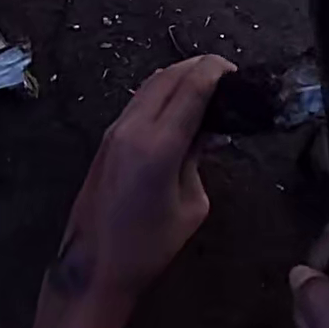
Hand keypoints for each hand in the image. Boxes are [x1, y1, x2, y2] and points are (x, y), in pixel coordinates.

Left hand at [47, 55, 234, 312]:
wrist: (95, 261)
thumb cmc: (150, 244)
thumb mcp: (191, 204)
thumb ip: (197, 159)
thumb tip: (203, 132)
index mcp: (158, 145)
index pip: (189, 90)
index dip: (213, 72)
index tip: (233, 69)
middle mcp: (132, 127)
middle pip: (166, 78)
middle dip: (196, 67)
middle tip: (224, 73)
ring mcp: (115, 129)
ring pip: (148, 86)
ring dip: (176, 76)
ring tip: (205, 82)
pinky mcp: (107, 136)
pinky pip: (138, 101)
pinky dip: (161, 92)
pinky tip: (178, 101)